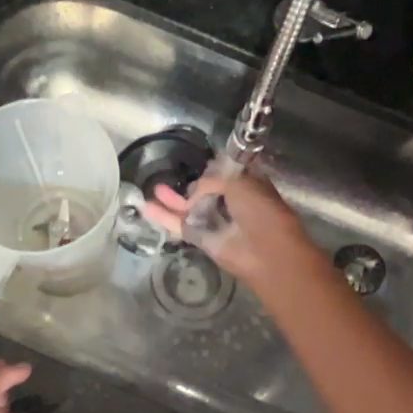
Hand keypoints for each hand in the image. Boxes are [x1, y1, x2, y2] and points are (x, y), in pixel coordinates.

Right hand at [143, 166, 315, 285]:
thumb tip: (194, 192)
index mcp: (249, 184)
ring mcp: (217, 221)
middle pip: (206, 189)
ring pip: (190, 207)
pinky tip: (147, 206)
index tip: (204, 161)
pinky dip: (164, 216)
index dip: (215, 165)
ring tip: (154, 188)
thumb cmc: (261, 211)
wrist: (265, 252)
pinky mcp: (203, 239)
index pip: (228, 171)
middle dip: (193, 183)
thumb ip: (212, 181)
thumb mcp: (238, 183)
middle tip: (173, 174)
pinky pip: (181, 224)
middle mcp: (233, 201)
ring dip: (173, 198)